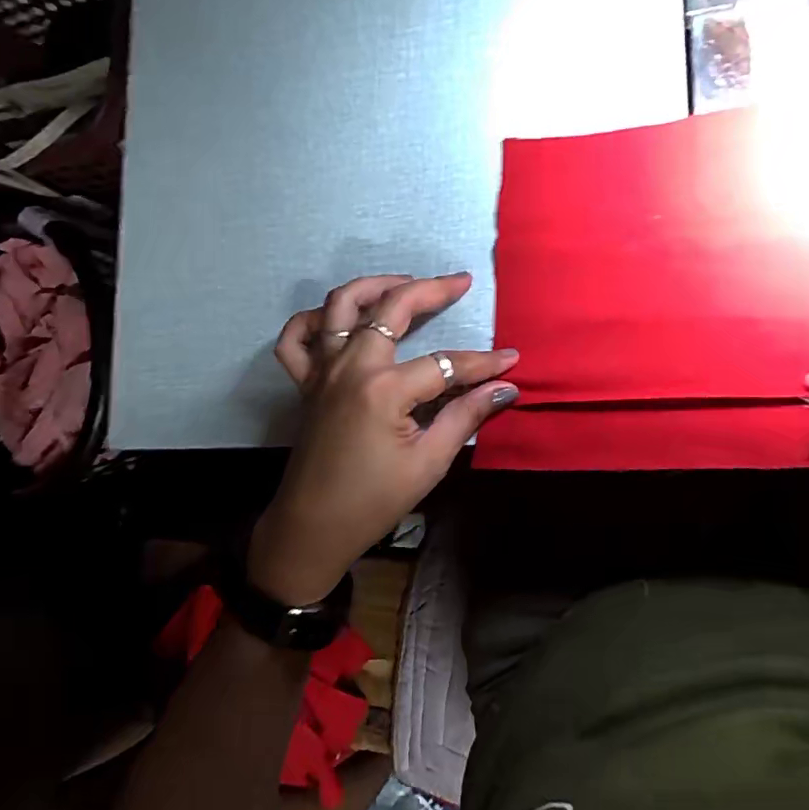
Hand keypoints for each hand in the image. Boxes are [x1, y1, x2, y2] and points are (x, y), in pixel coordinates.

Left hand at [251, 272, 517, 604]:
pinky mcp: (305, 382)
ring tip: (405, 284)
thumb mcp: (430, 462)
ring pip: (339, 306)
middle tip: (459, 282)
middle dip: (430, 290)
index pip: (445, 363)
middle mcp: (350, 367)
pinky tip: (340, 319)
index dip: (482, 362)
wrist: (313, 528)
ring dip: (374, 287)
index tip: (511, 361)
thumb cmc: (374, 501)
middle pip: (390, 308)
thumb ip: (466, 416)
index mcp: (383, 389)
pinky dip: (316, 319)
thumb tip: (505, 388)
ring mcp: (321, 371)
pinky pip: (297, 338)